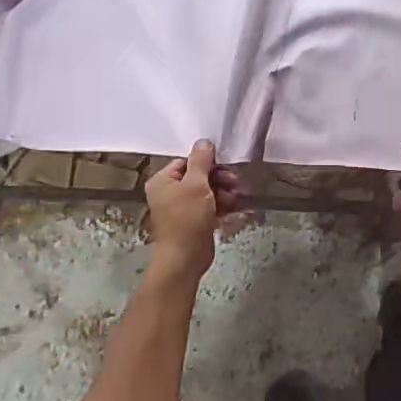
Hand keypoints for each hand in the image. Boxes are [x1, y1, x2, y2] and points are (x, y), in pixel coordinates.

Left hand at [144, 139, 244, 285]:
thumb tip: (203, 141)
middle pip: (198, 176)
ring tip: (237, 198)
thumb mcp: (196, 184)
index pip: (186, 162)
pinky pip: (209, 207)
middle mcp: (169, 192)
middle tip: (234, 181)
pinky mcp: (194, 222)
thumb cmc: (187, 218)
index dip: (206, 162)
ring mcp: (182, 208)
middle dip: (219, 178)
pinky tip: (236, 207)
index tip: (224, 164)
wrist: (185, 258)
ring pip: (206, 192)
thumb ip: (201, 161)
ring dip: (223, 192)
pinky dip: (221, 205)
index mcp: (163, 181)